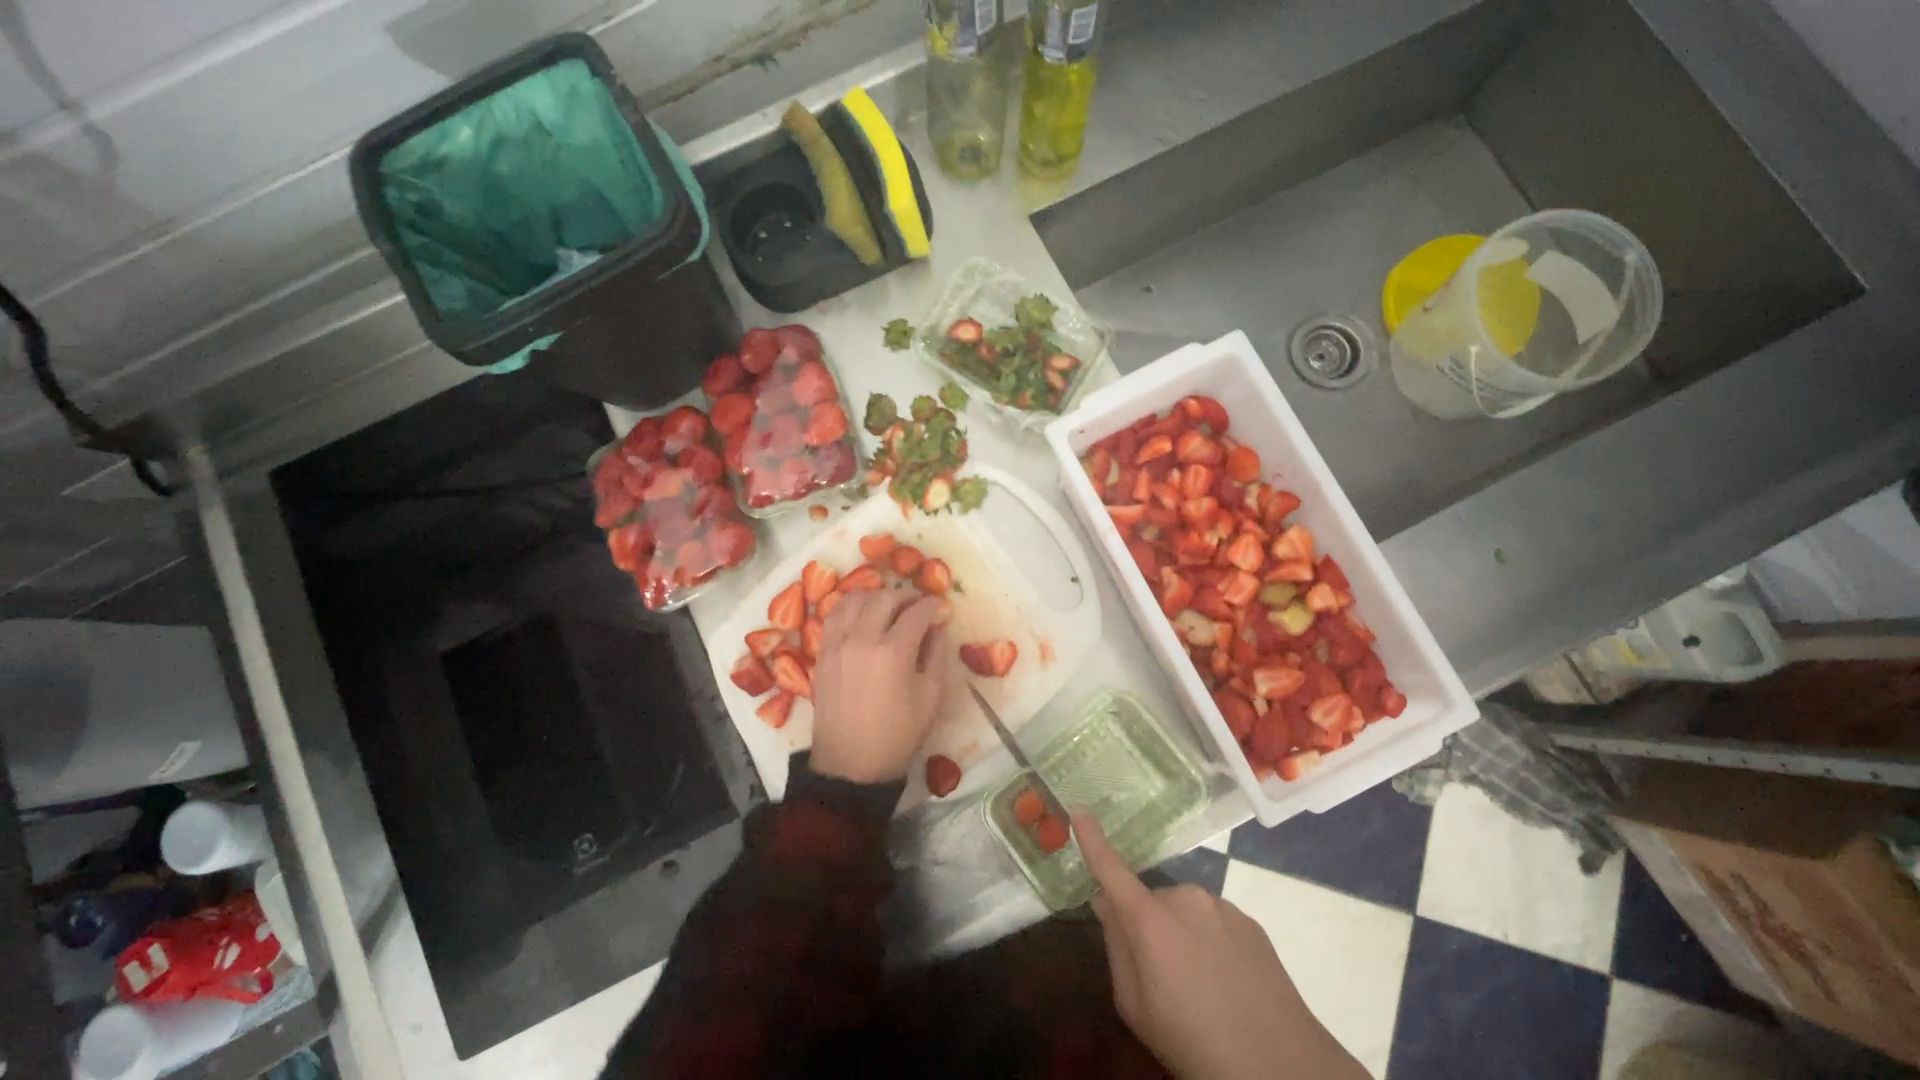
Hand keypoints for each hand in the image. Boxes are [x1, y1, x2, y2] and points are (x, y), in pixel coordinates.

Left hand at [809, 588, 949, 782]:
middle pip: (885, 597)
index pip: (917, 612)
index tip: (942, 608)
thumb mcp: (931, 696)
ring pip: (854, 599)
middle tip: (919, 605)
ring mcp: (837, 643)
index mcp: (894, 651)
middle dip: (907, 595)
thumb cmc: (898, 734)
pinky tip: (863, 616)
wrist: (851, 762)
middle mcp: (862, 638)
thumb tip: (937, 626)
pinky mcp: (822, 652)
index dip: (934, 606)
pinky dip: (851, 607)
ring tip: (890, 605)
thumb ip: (936, 654)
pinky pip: (834, 616)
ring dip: (876, 596)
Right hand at [1077, 815, 1369, 1079]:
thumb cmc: (1190, 1037)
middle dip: (1147, 928)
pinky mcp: (1251, 922)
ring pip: (1185, 914)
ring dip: (1181, 937)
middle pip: (1151, 904)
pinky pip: (1215, 924)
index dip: (1092, 840)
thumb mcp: (1134, 1004)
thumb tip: (1107, 904)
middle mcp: (1185, 899)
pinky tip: (1225, 984)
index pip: (1111, 869)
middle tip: (1159, 977)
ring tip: (1198, 987)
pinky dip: (1211, 945)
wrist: (1276, 1062)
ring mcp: (1223, 907)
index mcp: (1150, 919)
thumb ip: (1117, 947)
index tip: (1079, 810)